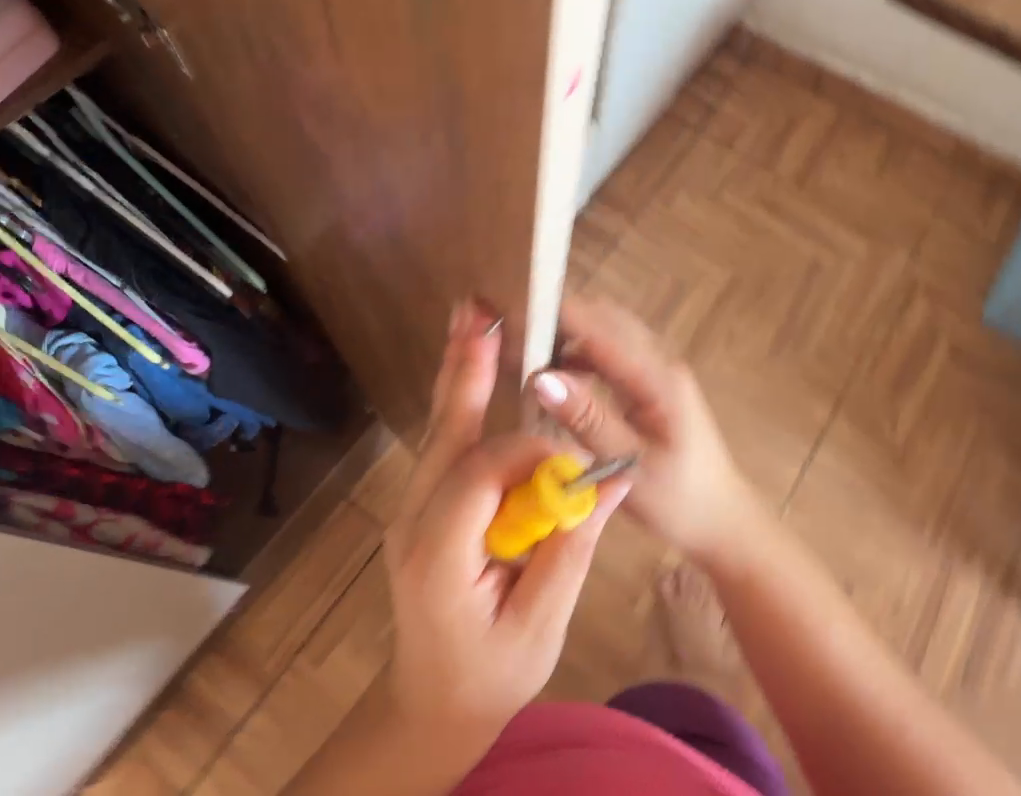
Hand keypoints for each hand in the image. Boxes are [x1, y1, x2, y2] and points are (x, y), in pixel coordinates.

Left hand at [381, 302, 629, 746]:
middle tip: (479, 315)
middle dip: (466, 373)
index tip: (573, 465)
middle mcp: (413, 520)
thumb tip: (610, 482)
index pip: (481, 476)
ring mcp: (411, 510)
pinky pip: (444, 449)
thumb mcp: (540, 626)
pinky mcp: (423, 508)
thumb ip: (570, 549)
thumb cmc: (490, 676)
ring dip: (460, 377)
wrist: (431, 705)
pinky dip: (460, 406)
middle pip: (444, 434)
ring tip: (473, 323)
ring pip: (439, 433)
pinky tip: (471, 370)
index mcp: (439, 554)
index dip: (529, 454)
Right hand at [530, 294, 760, 562]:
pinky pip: (611, 351)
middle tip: (510, 329)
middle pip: (603, 317)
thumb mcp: (628, 465)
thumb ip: (586, 419)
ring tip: (524, 348)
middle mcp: (659, 360)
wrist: (720, 520)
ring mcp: (657, 368)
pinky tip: (555, 374)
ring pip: (607, 330)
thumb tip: (540, 378)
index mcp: (657, 376)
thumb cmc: (677, 500)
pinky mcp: (650, 382)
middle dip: (558, 315)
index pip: (599, 326)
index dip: (555, 313)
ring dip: (568, 332)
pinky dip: (580, 352)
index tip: (511, 310)